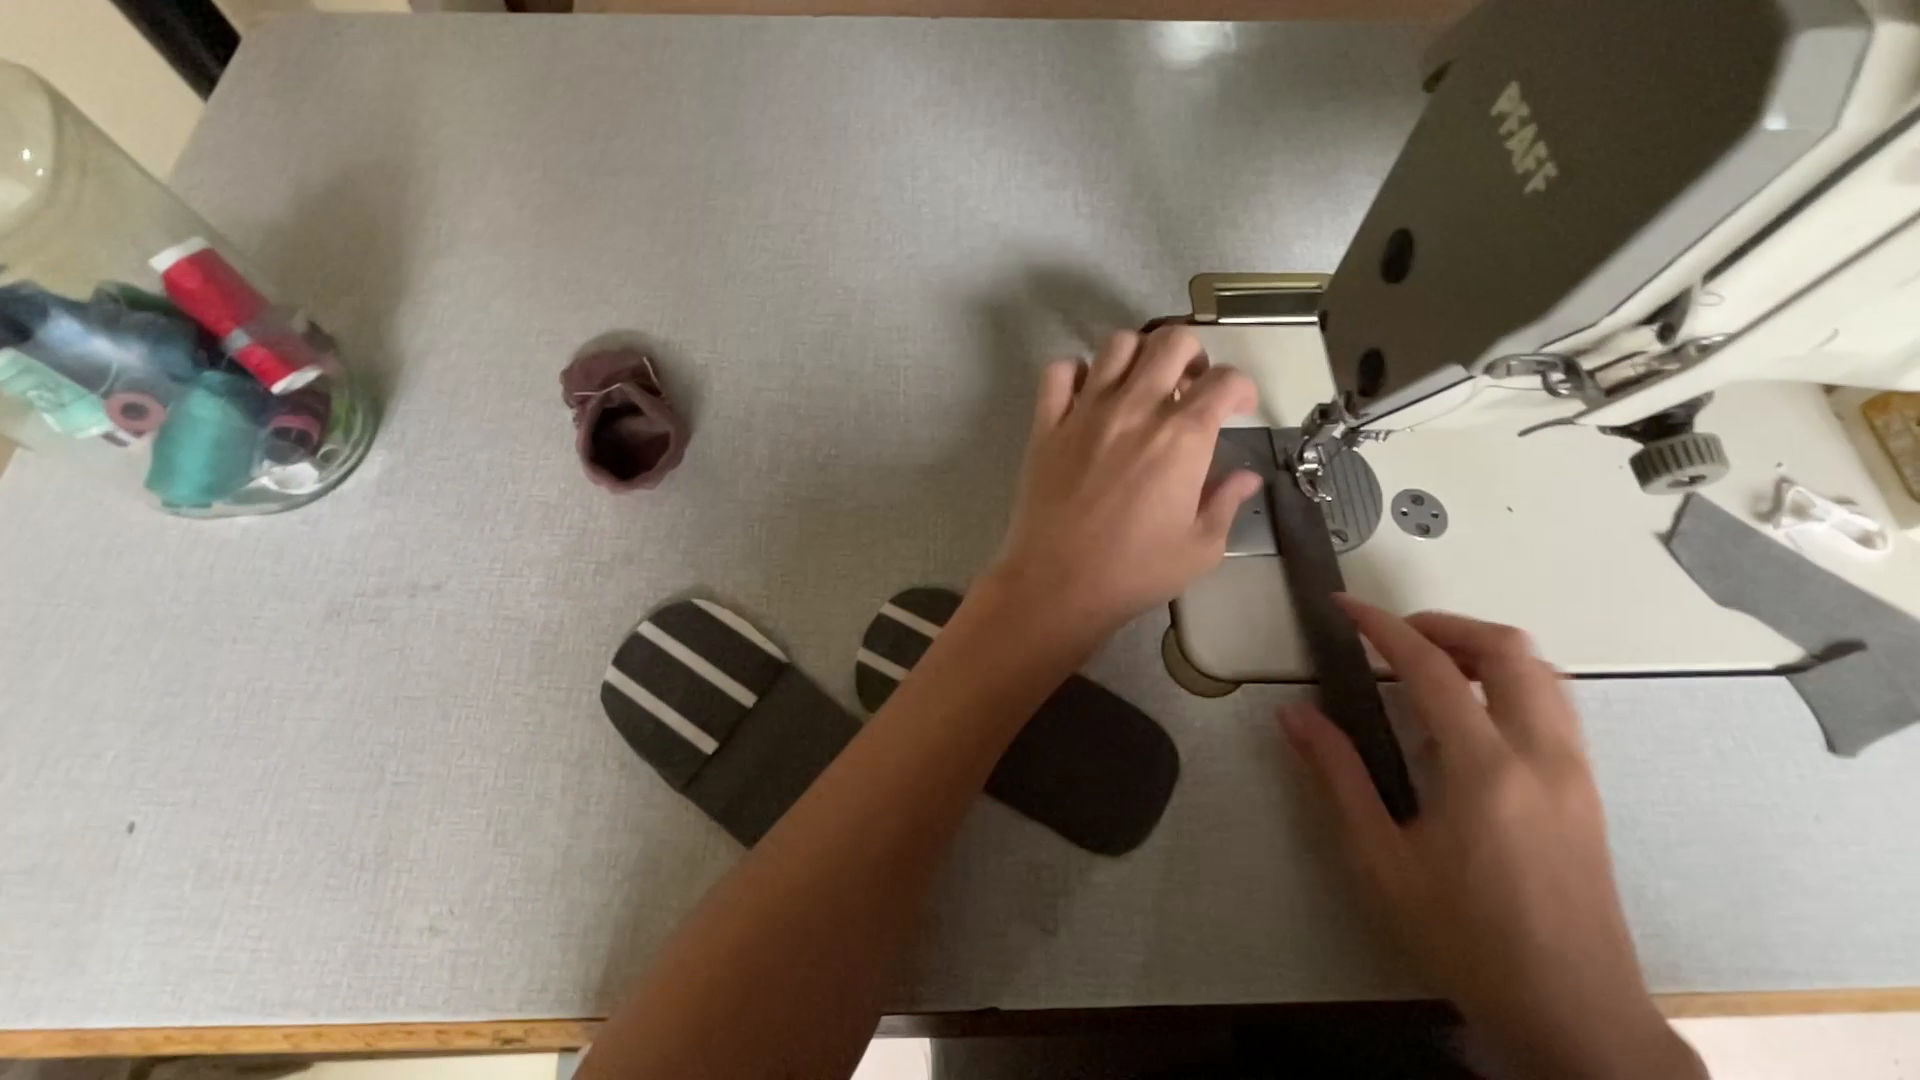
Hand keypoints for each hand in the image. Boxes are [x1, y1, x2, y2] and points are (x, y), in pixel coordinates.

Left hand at [985, 327, 1260, 639]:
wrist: (1056, 584)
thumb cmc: (1134, 572)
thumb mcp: (1200, 548)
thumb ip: (1226, 502)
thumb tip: (1247, 477)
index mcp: (1182, 437)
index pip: (1226, 380)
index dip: (1241, 388)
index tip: (1238, 408)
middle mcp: (1136, 408)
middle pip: (1173, 342)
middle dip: (1194, 355)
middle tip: (1191, 386)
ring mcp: (1086, 411)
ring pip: (1117, 344)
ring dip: (1139, 355)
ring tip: (1143, 385)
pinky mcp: (1046, 423)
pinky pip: (1060, 370)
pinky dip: (1077, 371)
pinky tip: (1089, 395)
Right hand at [1280, 597, 1704, 1079]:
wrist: (1573, 1012)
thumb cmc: (1464, 938)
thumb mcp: (1379, 861)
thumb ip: (1337, 777)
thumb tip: (1294, 715)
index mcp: (1485, 769)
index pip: (1432, 669)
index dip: (1384, 627)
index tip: (1346, 607)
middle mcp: (1541, 754)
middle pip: (1508, 650)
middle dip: (1447, 624)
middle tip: (1394, 634)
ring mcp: (1575, 771)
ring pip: (1543, 672)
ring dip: (1485, 649)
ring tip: (1432, 663)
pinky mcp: (1589, 792)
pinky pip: (1556, 705)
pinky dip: (1512, 680)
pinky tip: (1473, 714)